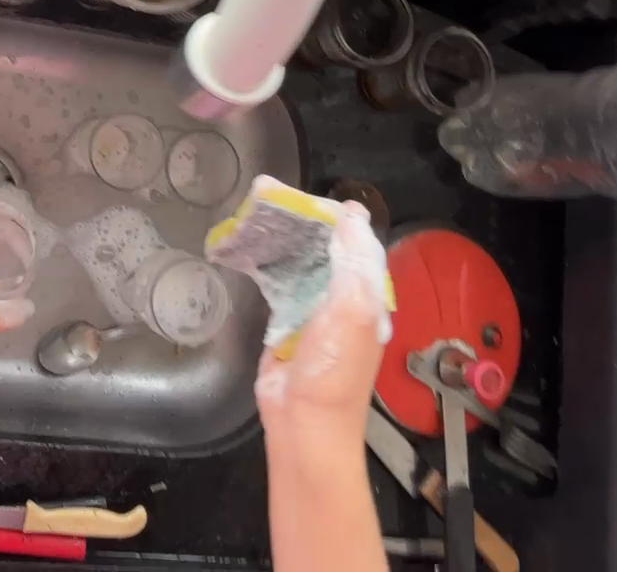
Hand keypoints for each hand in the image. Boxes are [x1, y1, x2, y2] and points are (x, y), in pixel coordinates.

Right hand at [255, 202, 389, 455]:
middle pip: (326, 246)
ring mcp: (314, 308)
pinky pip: (279, 282)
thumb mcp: (352, 312)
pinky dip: (267, 262)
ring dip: (282, 237)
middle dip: (303, 220)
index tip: (304, 195)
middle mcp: (343, 296)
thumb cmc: (333, 370)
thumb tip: (351, 213)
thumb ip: (353, 263)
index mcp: (367, 294)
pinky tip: (249, 246)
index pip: (356, 241)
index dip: (335, 214)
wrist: (303, 422)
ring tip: (256, 211)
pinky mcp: (286, 320)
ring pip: (301, 261)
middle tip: (269, 194)